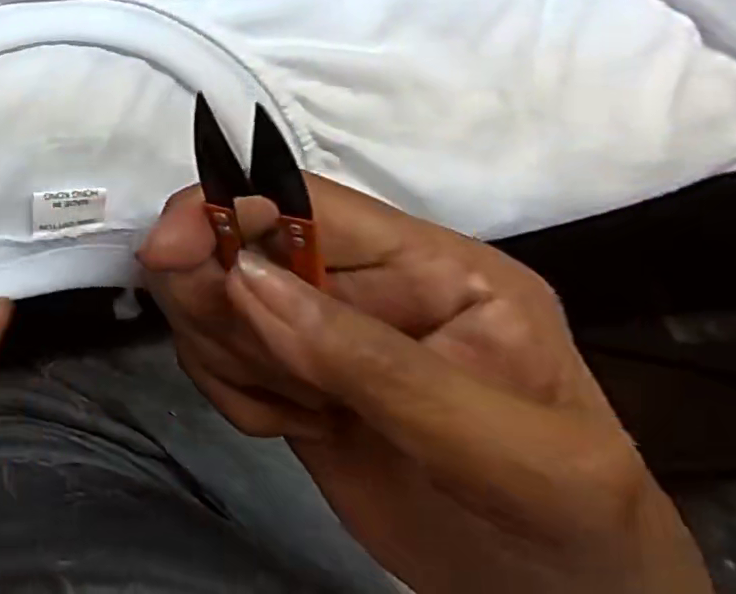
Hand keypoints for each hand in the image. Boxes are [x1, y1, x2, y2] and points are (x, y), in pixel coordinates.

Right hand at [140, 179, 711, 593]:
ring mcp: (315, 320)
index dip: (225, 205)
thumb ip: (375, 362)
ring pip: (211, 293)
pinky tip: (293, 427)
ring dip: (230, 355)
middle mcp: (362, 276)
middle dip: (221, 302)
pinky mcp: (282, 364)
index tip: (165, 252)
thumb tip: (246, 278)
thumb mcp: (507, 454)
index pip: (304, 201)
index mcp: (429, 263)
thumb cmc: (570, 534)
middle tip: (260, 372)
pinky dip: (230, 389)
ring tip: (303, 414)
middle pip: (236, 239)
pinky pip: (211, 348)